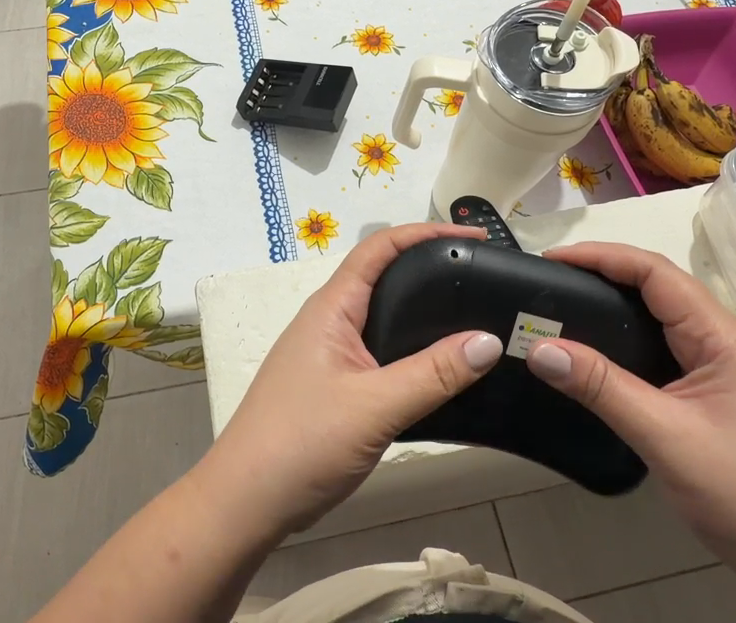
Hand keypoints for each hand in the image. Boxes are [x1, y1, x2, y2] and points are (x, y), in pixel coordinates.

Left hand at [198, 223, 503, 536]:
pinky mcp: (336, 387)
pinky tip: (444, 370)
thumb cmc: (301, 443)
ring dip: (424, 314)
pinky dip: (415, 352)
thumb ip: (433, 374)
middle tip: (483, 276)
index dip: (424, 233)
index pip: (378, 249)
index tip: (472, 235)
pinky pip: (382, 354)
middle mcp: (330, 322)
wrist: (246, 502)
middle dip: (430, 270)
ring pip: (384, 320)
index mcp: (331, 308)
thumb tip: (489, 339)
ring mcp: (330, 356)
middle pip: (384, 279)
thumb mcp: (374, 407)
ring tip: (474, 317)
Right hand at [523, 243, 735, 621]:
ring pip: (660, 320)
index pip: (657, 274)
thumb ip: (602, 389)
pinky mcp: (714, 395)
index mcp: (725, 339)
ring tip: (559, 310)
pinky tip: (595, 356)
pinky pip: (662, 351)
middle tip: (545, 284)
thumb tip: (538, 347)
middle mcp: (726, 343)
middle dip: (602, 276)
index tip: (549, 260)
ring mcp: (723, 370)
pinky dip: (624, 343)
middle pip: (658, 289)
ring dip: (612, 308)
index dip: (602, 256)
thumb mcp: (668, 440)